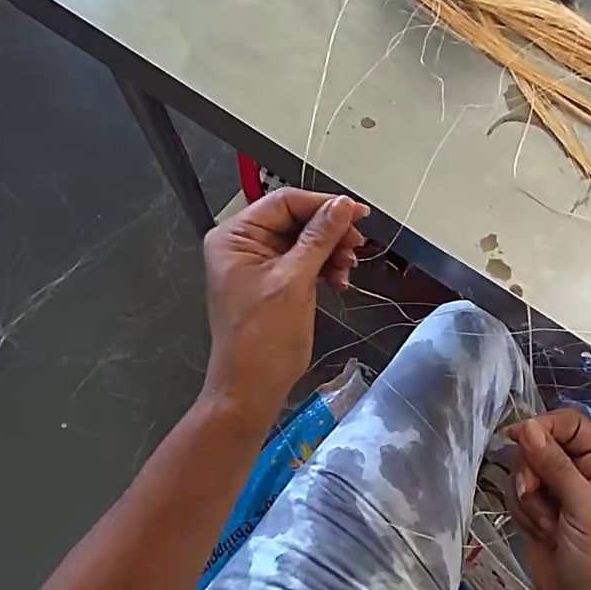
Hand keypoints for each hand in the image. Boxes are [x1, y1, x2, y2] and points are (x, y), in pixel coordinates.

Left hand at [199, 189, 367, 414]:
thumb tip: (342, 206)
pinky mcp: (273, 282)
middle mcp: (242, 245)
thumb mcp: (294, 280)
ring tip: (348, 268)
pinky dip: (324, 267)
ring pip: (303, 241)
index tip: (356, 213)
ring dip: (331, 251)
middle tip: (356, 244)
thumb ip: (319, 237)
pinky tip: (339, 280)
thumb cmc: (261, 338)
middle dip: (329, 232)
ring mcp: (257, 264)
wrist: (252, 387)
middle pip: (295, 220)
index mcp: (234, 236)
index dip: (322, 205)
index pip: (283, 202)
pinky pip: (303, 262)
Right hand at [503, 408, 590, 589]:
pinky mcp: (540, 509)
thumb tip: (525, 424)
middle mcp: (585, 473)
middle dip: (532, 471)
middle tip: (535, 495)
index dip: (543, 427)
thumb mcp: (585, 510)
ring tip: (546, 525)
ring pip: (523, 468)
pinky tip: (540, 533)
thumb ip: (555, 465)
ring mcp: (561, 492)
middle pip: (540, 443)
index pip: (570, 424)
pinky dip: (522, 511)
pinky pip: (516, 491)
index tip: (518, 439)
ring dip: (527, 496)